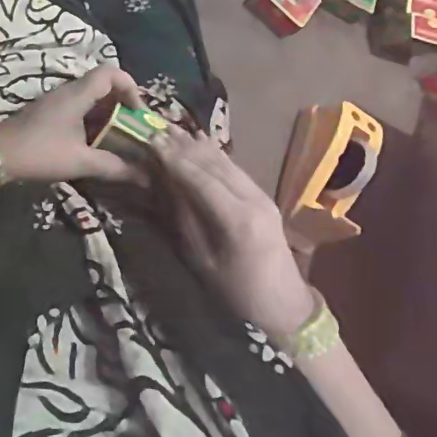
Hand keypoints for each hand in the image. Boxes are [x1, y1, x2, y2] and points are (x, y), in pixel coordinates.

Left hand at [0, 63, 147, 184]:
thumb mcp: (80, 162)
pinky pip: (79, 109)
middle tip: (133, 127)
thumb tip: (142, 176)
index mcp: (78, 94)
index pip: (111, 72)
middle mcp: (69, 92)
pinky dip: (93, 121)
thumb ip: (113, 166)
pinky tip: (96, 144)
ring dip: (108, 114)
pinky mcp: (50, 114)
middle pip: (103, 84)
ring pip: (91, 98)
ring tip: (119, 139)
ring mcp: (57, 102)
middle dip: (122, 103)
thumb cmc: (40, 152)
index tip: (137, 112)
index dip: (130, 86)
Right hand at [154, 126, 314, 335]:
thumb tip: (166, 183)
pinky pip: (235, 170)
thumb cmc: (237, 293)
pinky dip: (215, 154)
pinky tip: (200, 142)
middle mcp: (254, 200)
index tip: (152, 142)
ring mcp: (263, 196)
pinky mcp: (264, 197)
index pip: (201, 179)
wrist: (284, 307)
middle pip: (215, 165)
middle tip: (156, 130)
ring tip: (173, 130)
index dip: (175, 160)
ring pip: (226, 162)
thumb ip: (185, 218)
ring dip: (198, 146)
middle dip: (184, 147)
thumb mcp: (203, 260)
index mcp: (238, 220)